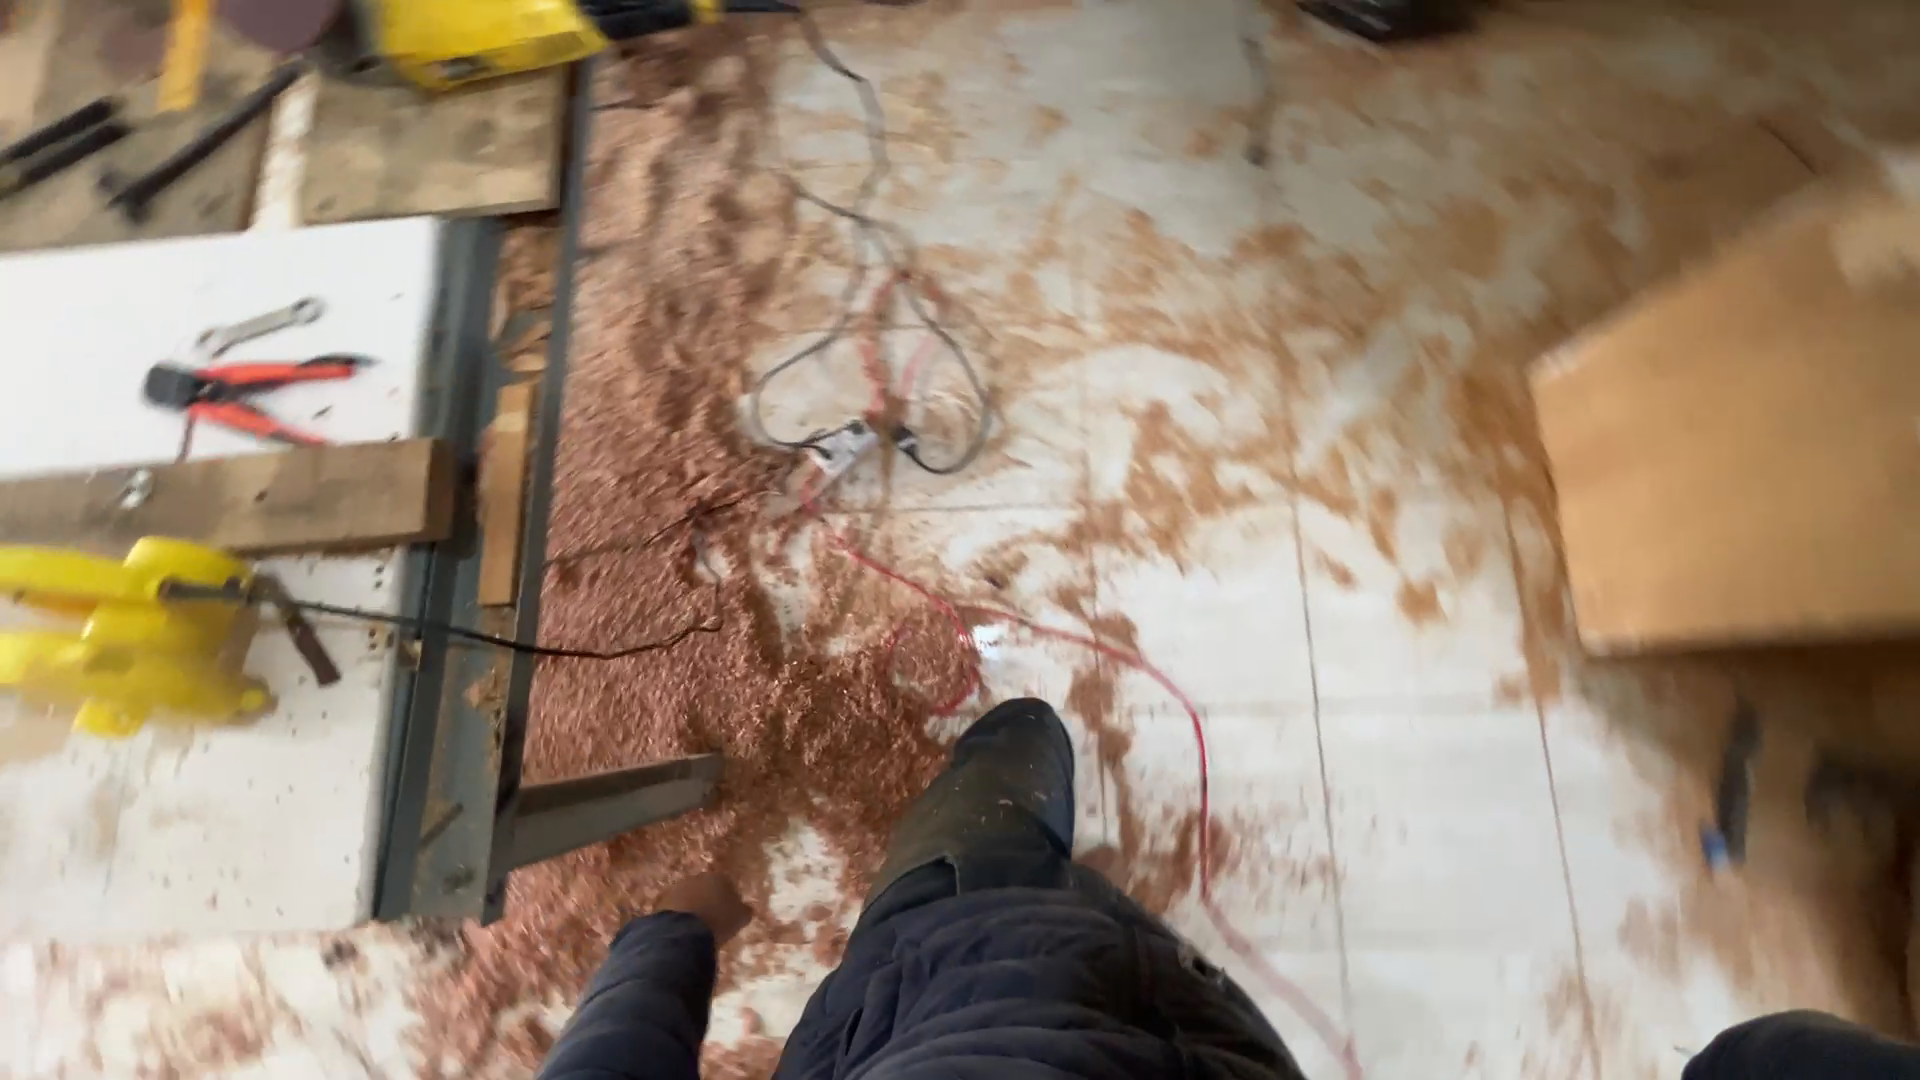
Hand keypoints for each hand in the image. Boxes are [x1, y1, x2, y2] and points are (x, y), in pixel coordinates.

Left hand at [656, 872, 749, 945]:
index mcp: (721, 878)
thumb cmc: (718, 921)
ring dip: (690, 908)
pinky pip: (673, 908)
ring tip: (692, 928)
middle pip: (705, 889)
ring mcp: (678, 887)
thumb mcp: (739, 919)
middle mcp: (699, 877)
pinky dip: (676, 917)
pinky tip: (679, 930)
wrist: (683, 930)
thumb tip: (746, 909)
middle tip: (709, 919)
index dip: (727, 900)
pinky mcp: (661, 901)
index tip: (727, 914)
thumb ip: (743, 911)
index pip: (727, 885)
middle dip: (707, 900)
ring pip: (688, 897)